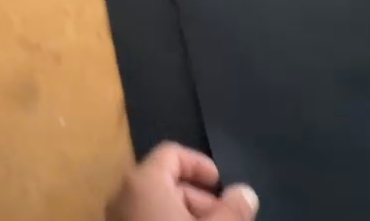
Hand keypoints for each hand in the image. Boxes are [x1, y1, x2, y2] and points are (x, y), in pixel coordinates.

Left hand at [106, 143, 259, 220]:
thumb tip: (246, 192)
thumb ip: (233, 211)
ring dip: (186, 219)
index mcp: (143, 182)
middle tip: (227, 220)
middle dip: (199, 199)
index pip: (172, 154)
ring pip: (156, 208)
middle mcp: (123, 196)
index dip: (200, 165)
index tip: (223, 185)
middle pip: (165, 182)